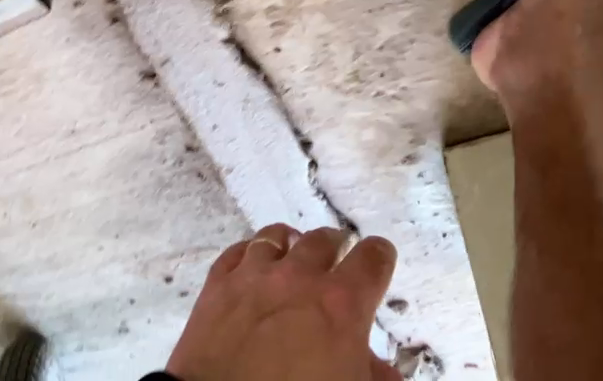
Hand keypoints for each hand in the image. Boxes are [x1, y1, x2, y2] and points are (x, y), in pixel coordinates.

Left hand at [166, 224, 399, 380]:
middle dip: (335, 246)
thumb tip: (385, 372)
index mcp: (340, 304)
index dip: (379, 256)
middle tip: (337, 255)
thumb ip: (374, 376)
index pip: (371, 259)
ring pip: (276, 237)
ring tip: (294, 251)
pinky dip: (250, 253)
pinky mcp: (217, 284)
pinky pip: (237, 252)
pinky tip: (252, 262)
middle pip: (322, 240)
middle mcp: (299, 277)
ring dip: (291, 243)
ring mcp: (253, 275)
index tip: (380, 257)